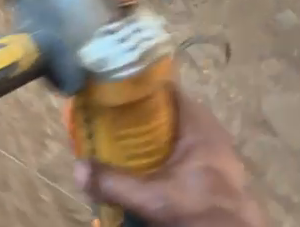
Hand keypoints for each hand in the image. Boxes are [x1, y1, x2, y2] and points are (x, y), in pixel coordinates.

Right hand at [73, 92, 267, 226]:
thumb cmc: (199, 212)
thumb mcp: (151, 198)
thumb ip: (113, 182)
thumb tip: (77, 169)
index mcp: (200, 124)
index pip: (165, 88)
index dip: (137, 86)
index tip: (112, 90)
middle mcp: (213, 132)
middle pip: (169, 110)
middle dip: (142, 114)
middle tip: (113, 120)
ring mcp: (221, 154)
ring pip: (180, 132)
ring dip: (157, 136)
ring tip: (128, 143)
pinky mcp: (222, 175)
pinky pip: (190, 152)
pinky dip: (171, 155)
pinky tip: (152, 168)